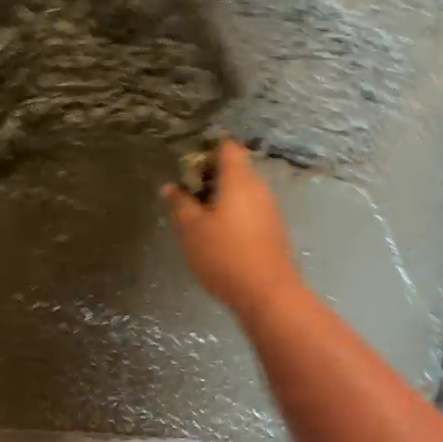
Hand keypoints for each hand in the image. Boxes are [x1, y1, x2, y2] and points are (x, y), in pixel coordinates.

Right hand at [162, 141, 302, 319]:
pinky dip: (230, 213)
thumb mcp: (190, 230)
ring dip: (218, 198)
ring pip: (240, 191)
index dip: (206, 150)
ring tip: (195, 219)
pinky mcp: (272, 229)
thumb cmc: (224, 255)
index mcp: (239, 180)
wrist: (267, 293)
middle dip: (208, 177)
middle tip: (185, 196)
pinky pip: (248, 209)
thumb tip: (170, 186)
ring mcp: (268, 209)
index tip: (186, 167)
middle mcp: (258, 188)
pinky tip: (215, 236)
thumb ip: (179, 204)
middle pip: (234, 169)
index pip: (227, 147)